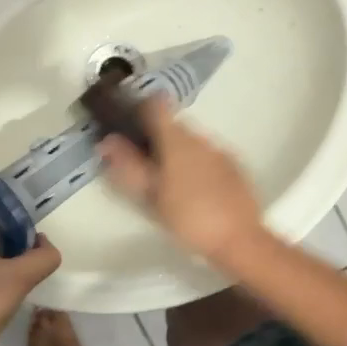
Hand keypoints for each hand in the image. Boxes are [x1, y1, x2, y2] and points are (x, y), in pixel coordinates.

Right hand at [98, 99, 263, 263]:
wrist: (240, 239)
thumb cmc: (189, 219)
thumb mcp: (151, 197)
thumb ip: (127, 166)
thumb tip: (106, 141)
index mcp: (176, 141)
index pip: (155, 106)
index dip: (139, 110)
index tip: (129, 126)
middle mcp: (200, 138)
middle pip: (174, 124)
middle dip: (157, 137)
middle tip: (145, 166)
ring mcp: (221, 150)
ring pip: (192, 141)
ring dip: (178, 152)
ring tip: (170, 182)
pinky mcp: (236, 166)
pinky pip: (209, 155)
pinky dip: (198, 164)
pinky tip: (195, 190)